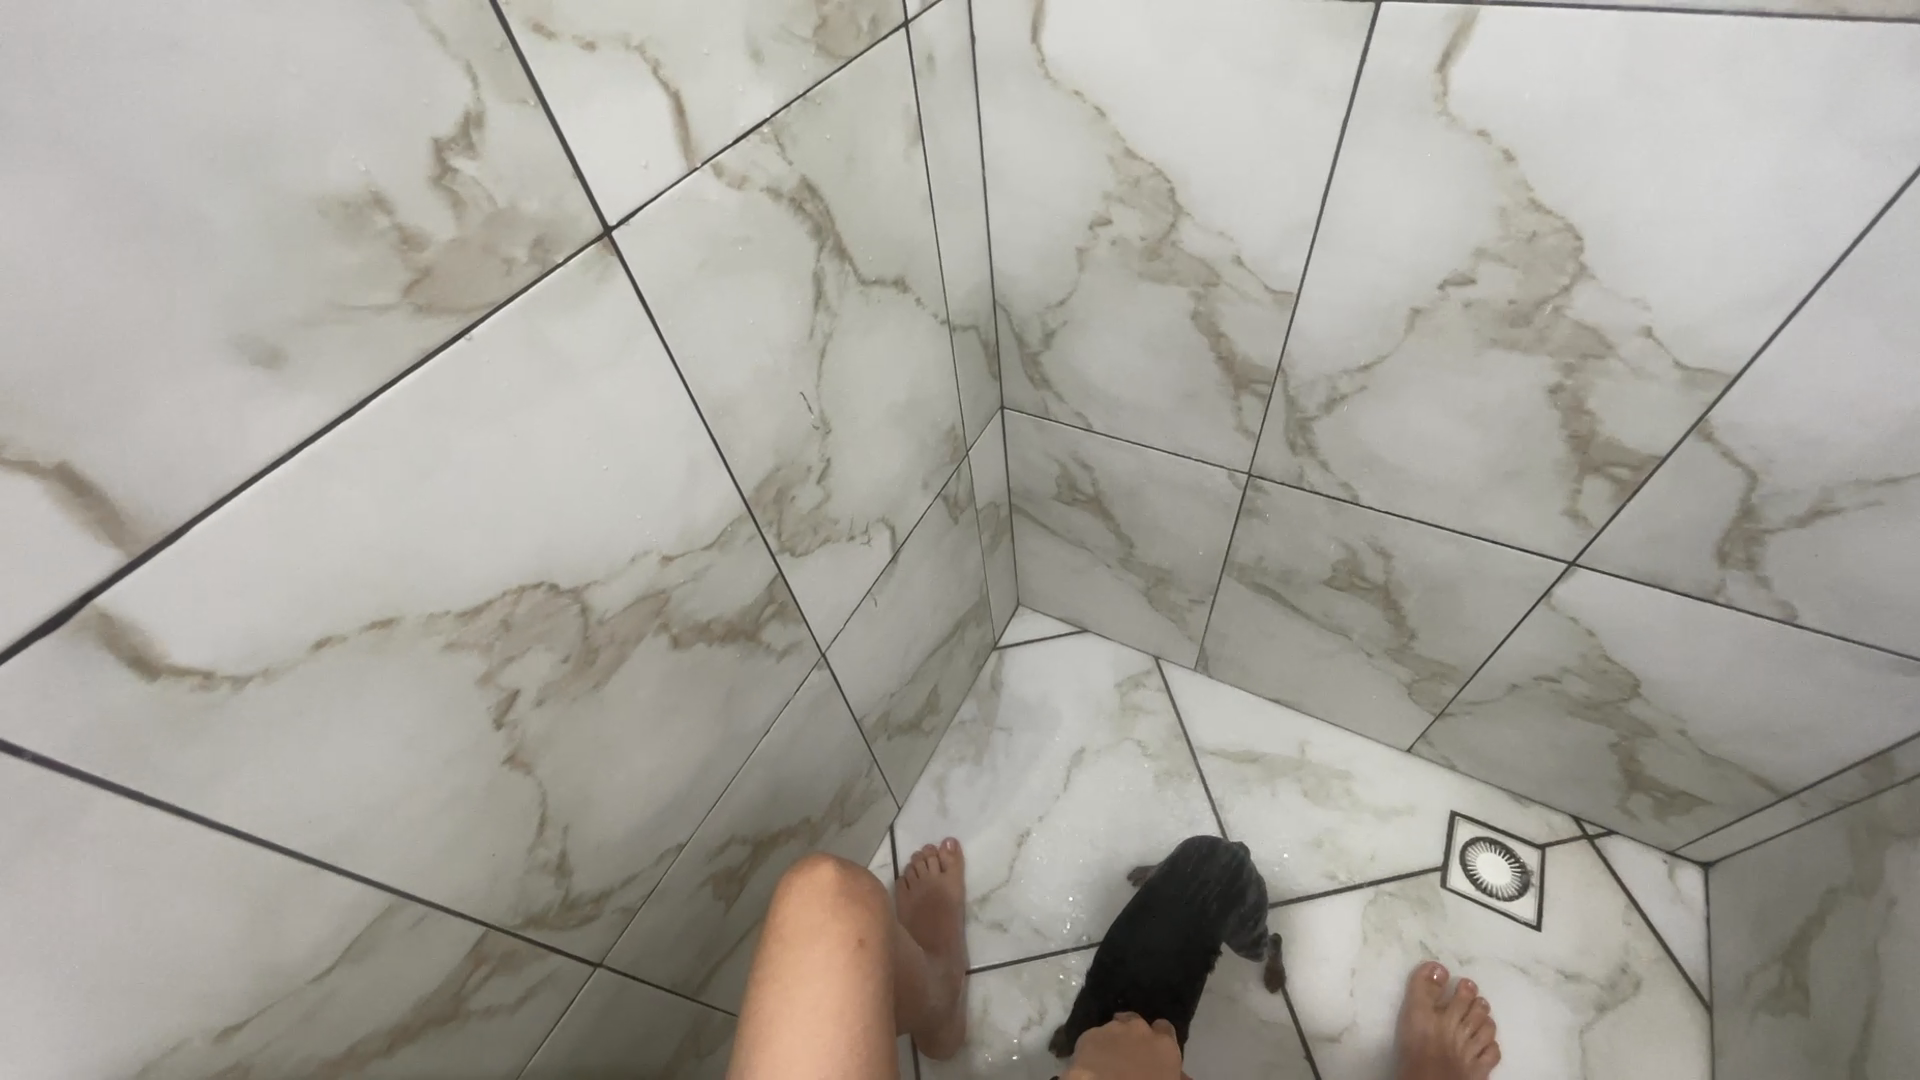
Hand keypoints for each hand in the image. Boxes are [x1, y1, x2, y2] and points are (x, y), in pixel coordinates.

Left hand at [1062, 1013, 1184, 1079]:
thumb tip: (1181, 1075)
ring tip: (1112, 1062)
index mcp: (1164, 1046)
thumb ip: (1174, 1074)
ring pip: (1115, 1029)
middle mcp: (1139, 1029)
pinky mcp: (1088, 1035)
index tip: (1156, 1055)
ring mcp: (1111, 1029)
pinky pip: (1096, 1038)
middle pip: (1138, 1024)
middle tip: (1132, 1060)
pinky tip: (1095, 1063)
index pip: (1166, 1029)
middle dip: (1135, 1037)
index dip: (1161, 1041)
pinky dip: (1096, 1048)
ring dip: (1116, 1041)